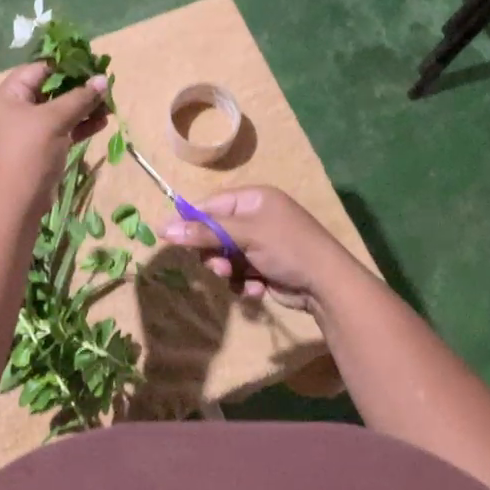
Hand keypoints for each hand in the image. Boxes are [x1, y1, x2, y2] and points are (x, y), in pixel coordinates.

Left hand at [0, 64, 110, 200]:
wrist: (20, 200)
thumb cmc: (30, 151)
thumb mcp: (55, 120)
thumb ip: (80, 98)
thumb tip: (104, 79)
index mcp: (9, 96)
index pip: (37, 70)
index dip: (64, 65)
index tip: (90, 64)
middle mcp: (16, 110)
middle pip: (51, 90)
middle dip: (78, 88)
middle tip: (104, 85)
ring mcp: (29, 130)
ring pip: (60, 111)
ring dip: (83, 107)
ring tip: (109, 105)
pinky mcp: (42, 147)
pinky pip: (63, 129)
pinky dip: (80, 125)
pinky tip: (102, 122)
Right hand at [159, 187, 354, 310]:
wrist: (327, 284)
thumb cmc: (287, 248)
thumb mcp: (245, 236)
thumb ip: (204, 232)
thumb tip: (162, 228)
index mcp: (254, 199)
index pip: (211, 205)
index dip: (192, 222)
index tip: (171, 238)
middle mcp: (257, 218)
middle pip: (215, 233)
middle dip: (213, 253)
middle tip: (218, 266)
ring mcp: (262, 244)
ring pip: (224, 257)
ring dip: (227, 270)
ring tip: (238, 278)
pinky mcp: (265, 268)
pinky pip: (239, 273)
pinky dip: (243, 283)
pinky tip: (256, 289)